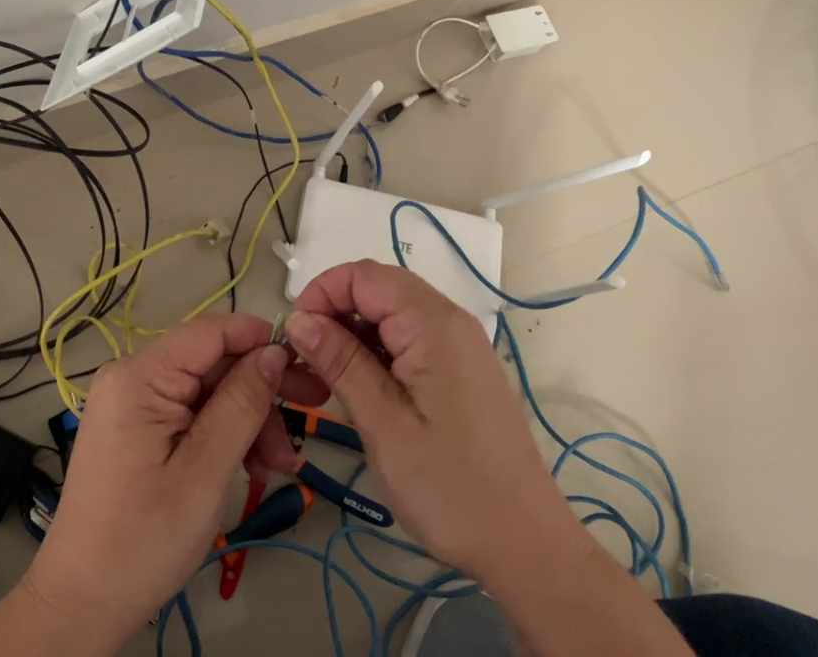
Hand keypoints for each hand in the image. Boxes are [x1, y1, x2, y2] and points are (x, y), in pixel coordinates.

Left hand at [13, 314, 325, 651]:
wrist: (83, 600)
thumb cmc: (144, 539)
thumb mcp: (204, 471)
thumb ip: (241, 405)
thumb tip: (273, 351)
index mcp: (139, 377)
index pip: (211, 332)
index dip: (261, 340)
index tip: (307, 369)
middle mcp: (131, 378)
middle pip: (212, 363)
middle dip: (260, 392)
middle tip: (308, 419)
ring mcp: (132, 405)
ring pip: (207, 391)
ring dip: (248, 421)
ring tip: (277, 467)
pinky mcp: (137, 430)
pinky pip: (190, 415)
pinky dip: (224, 436)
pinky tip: (250, 468)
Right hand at [286, 260, 566, 581]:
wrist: (524, 543)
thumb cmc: (449, 486)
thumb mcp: (383, 424)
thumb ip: (340, 362)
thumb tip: (299, 318)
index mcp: (433, 325)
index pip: (363, 274)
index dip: (321, 294)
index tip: (294, 339)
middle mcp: (449, 322)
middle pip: (376, 290)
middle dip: (331, 315)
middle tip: (302, 364)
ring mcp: (457, 347)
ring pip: (389, 316)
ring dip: (349, 338)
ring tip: (320, 385)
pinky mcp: (458, 371)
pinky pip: (406, 342)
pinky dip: (373, 355)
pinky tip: (354, 392)